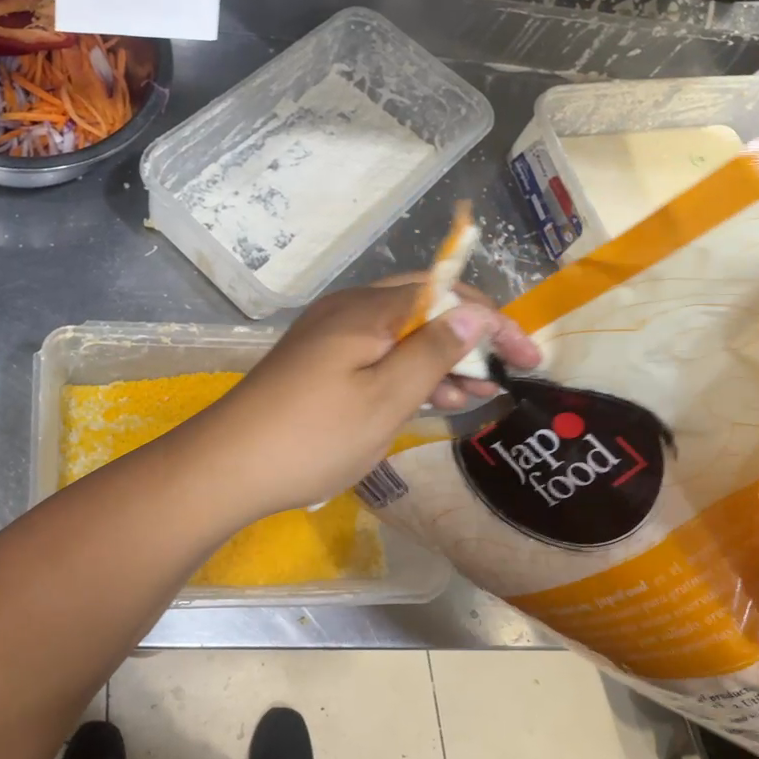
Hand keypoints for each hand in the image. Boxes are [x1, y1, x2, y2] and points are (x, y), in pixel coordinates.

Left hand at [180, 278, 539, 516]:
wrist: (228, 464)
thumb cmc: (314, 436)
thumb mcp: (384, 399)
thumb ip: (432, 353)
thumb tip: (475, 311)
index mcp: (364, 311)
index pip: (444, 294)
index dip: (492, 321)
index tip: (530, 359)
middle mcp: (344, 311)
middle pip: (420, 309)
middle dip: (466, 339)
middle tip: (500, 379)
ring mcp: (325, 337)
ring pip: (396, 334)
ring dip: (437, 359)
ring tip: (471, 398)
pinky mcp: (314, 363)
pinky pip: (372, 354)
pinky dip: (403, 373)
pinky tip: (425, 402)